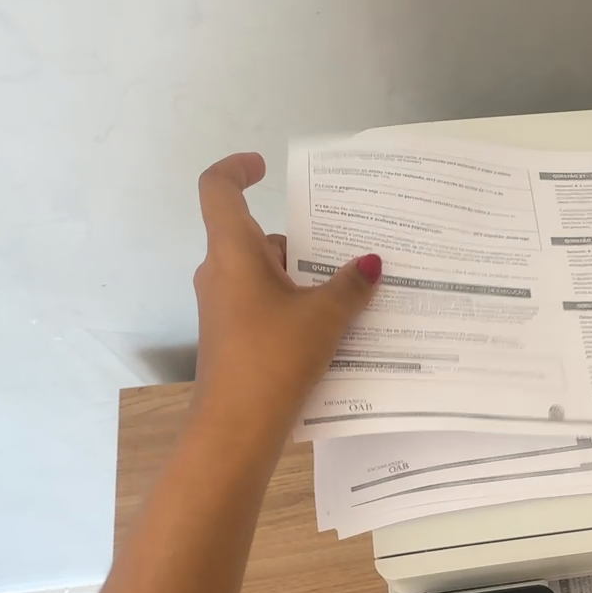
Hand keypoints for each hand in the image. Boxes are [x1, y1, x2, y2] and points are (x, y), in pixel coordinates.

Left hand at [191, 152, 380, 427]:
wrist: (238, 426)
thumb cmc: (274, 357)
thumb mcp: (324, 318)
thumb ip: (350, 286)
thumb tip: (372, 263)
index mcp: (233, 252)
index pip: (219, 188)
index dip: (238, 168)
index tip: (265, 167)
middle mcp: (221, 273)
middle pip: (256, 238)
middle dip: (298, 239)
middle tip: (341, 245)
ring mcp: (224, 308)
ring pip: (263, 276)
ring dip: (300, 278)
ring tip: (348, 290)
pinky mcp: (233, 338)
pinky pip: (265, 306)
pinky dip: (293, 306)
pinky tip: (330, 329)